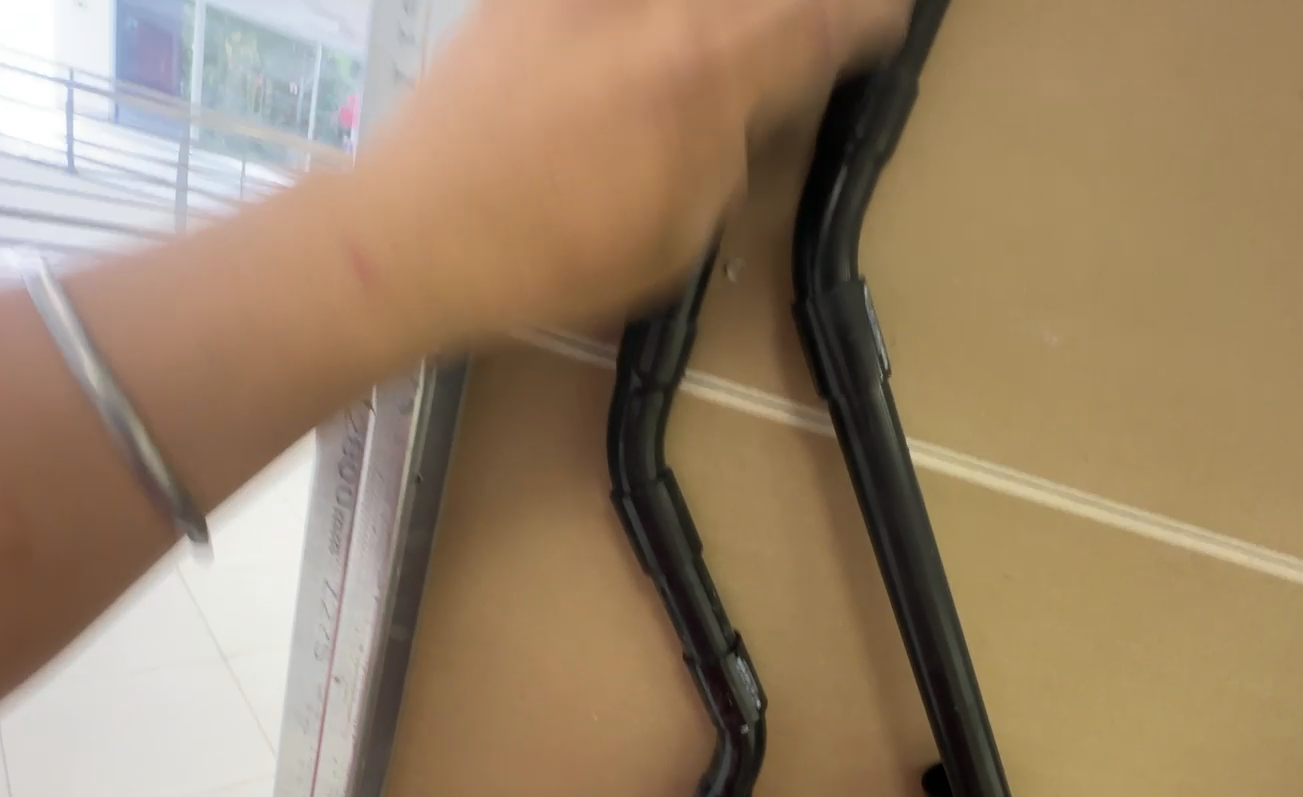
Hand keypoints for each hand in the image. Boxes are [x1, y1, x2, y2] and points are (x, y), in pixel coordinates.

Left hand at [342, 0, 910, 347]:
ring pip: (683, 1)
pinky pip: (611, 10)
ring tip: (714, 54)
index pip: (817, 24)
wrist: (420, 237)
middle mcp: (652, 4)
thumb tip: (737, 120)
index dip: (863, 19)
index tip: (882, 20)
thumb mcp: (670, 245)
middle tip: (802, 39)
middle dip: (790, 20)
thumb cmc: (549, 264)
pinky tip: (644, 49)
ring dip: (718, 25)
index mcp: (703, 77)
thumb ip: (723, 167)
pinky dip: (647, 27)